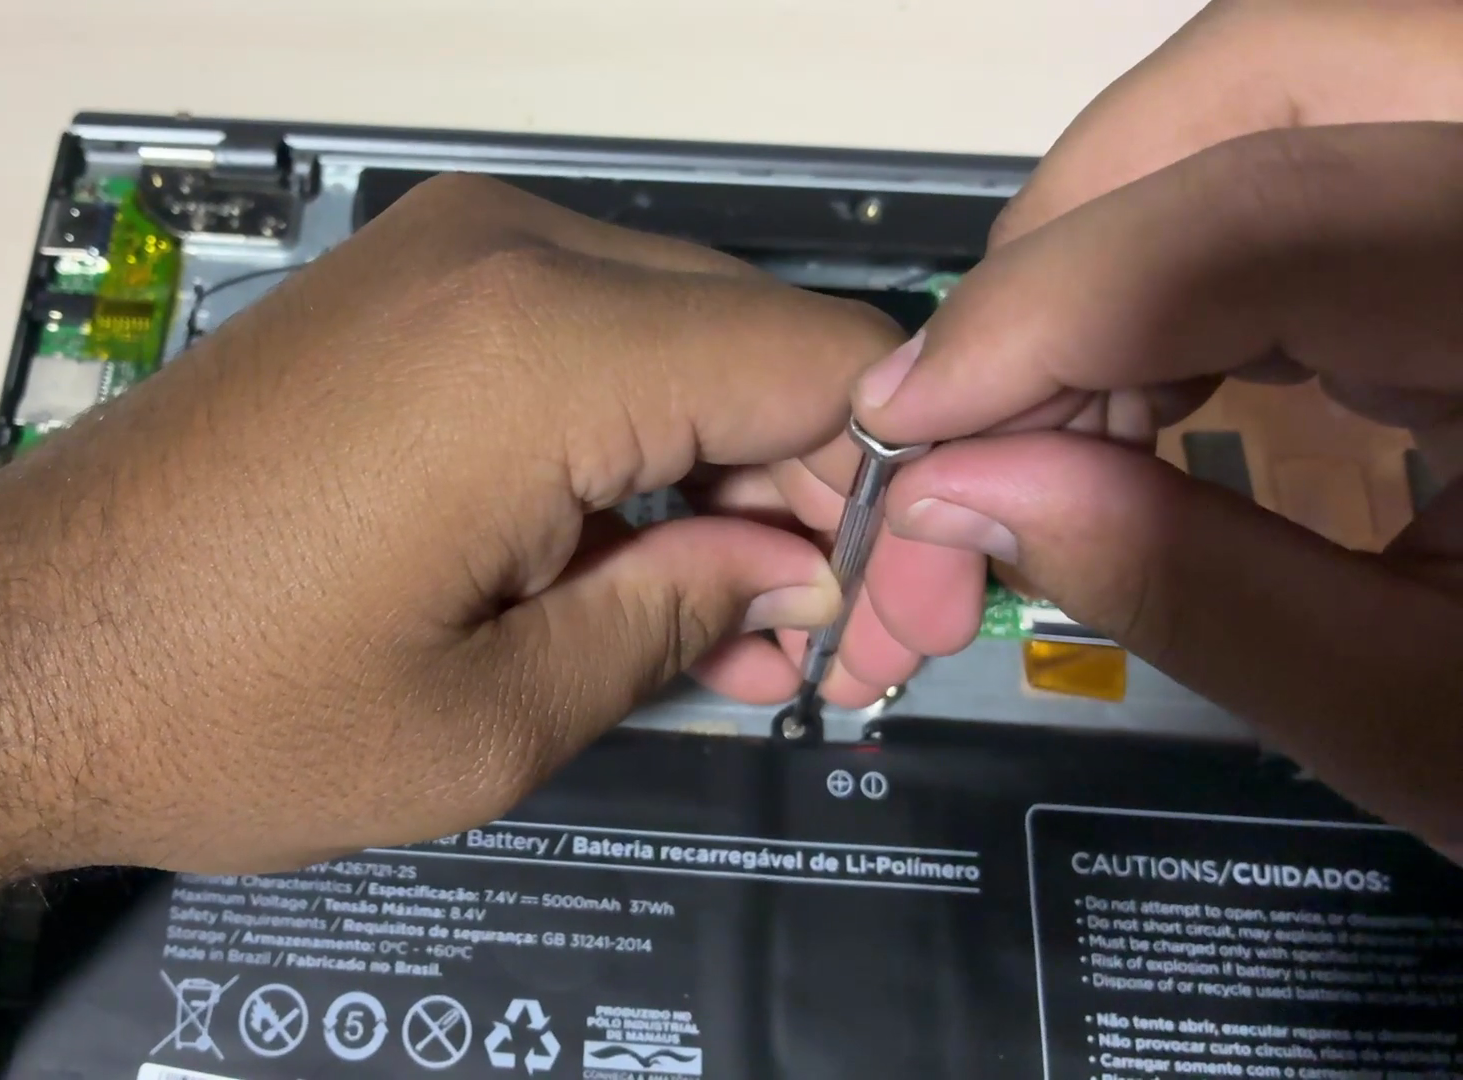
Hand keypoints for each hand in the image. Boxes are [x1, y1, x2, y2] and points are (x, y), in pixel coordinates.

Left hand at [12, 173, 899, 872]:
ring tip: (706, 621)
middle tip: (796, 629)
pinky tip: (618, 559)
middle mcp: (499, 260)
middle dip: (797, 492)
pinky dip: (622, 453)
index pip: (821, 367)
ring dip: (707, 483)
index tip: (871, 596)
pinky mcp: (400, 305)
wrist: (2, 657)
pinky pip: (574, 354)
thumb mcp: (485, 722)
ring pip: (667, 350)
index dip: (879, 488)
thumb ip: (670, 626)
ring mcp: (440, 267)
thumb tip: (782, 574)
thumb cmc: (217, 705)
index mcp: (537, 352)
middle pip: (748, 349)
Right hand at [705, 0, 1462, 709]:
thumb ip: (1170, 584)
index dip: (1026, 315)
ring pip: (1266, 87)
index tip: (898, 425)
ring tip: (1051, 411)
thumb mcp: (1420, 719)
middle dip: (1054, 244)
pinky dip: (1160, 259)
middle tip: (969, 401)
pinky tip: (1140, 384)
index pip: (1249, 224)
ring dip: (1094, 255)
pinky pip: (1298, 143)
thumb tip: (943, 494)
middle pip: (1262, 71)